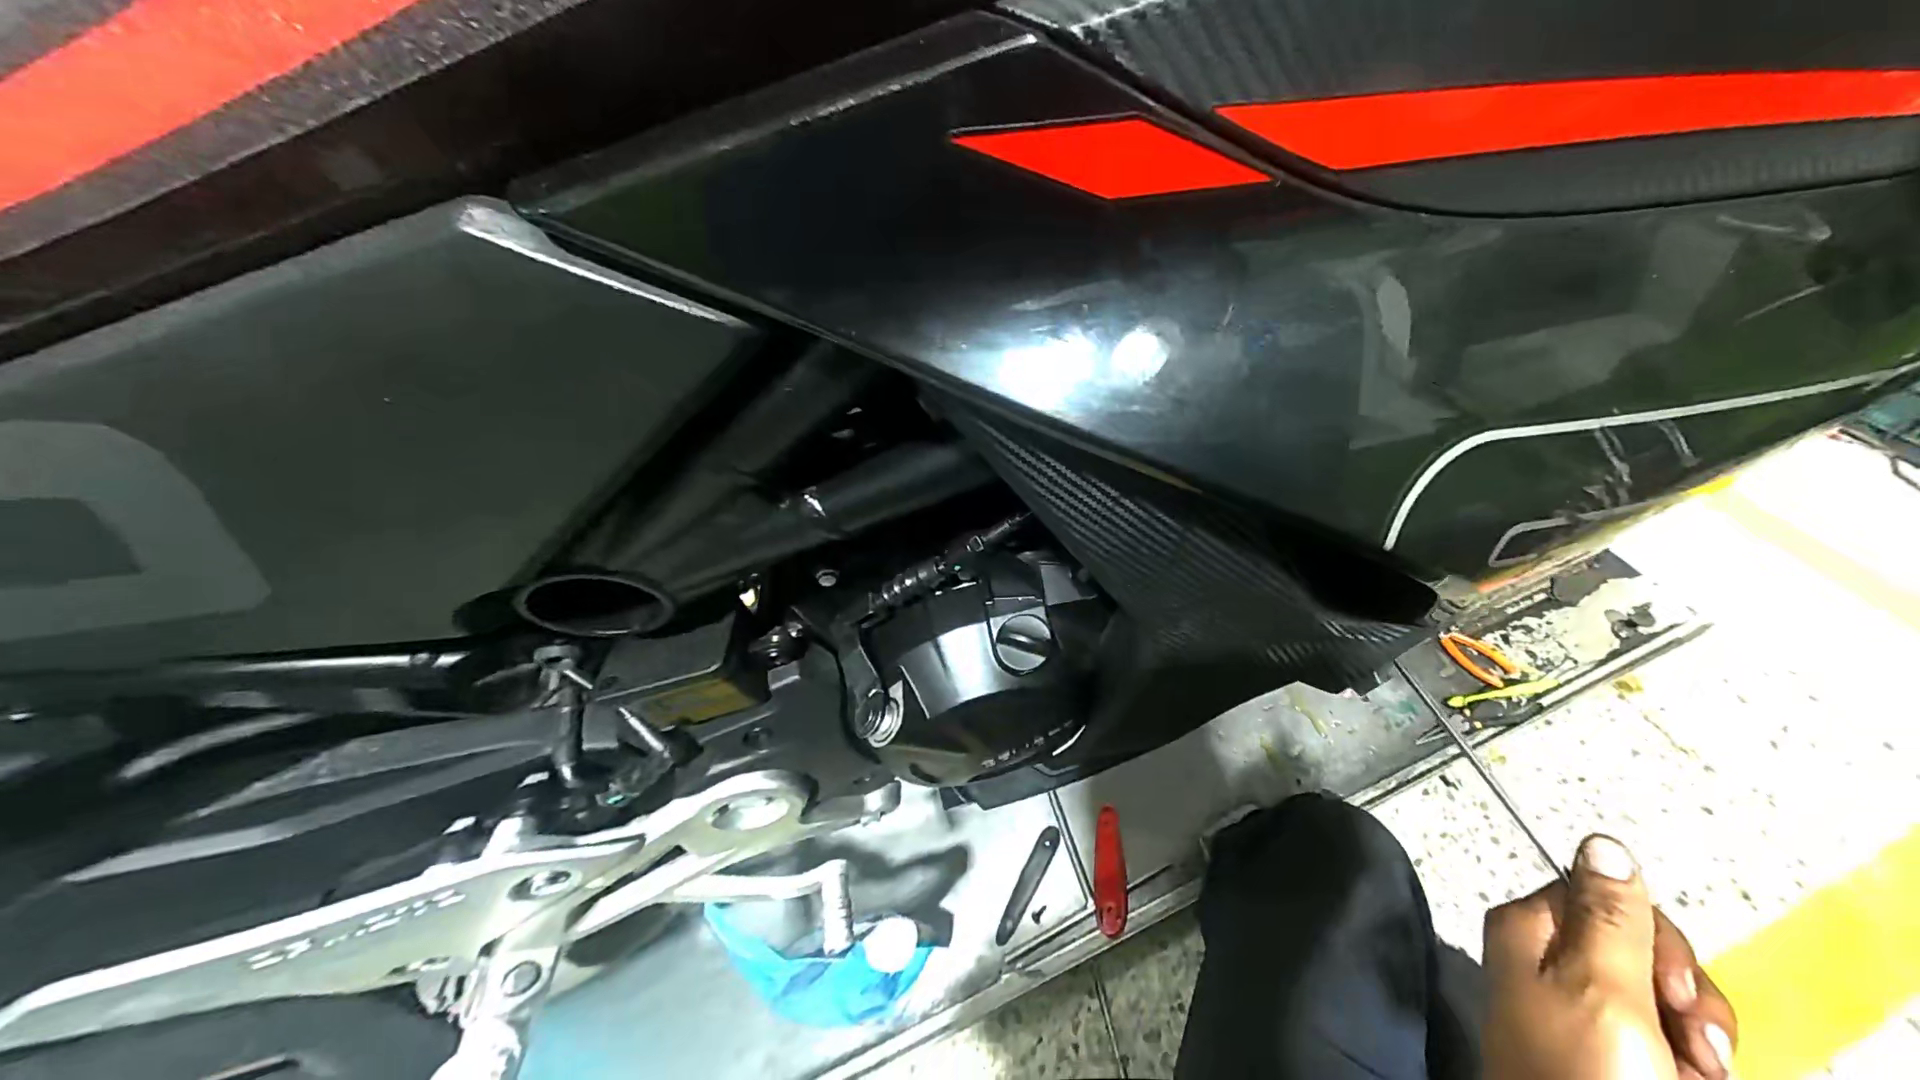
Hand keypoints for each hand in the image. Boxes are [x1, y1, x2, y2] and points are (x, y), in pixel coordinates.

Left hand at [1482, 835, 1738, 1079]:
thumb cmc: (1585, 1070)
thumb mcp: (1599, 985)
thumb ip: (1608, 916)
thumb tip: (1601, 840)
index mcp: (1529, 927)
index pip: (1601, 894)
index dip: (1651, 937)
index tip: (1668, 985)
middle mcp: (1547, 956)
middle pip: (1639, 946)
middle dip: (1682, 995)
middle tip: (1691, 1043)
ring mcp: (1579, 1005)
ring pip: (1662, 998)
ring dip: (1694, 1038)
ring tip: (1691, 1076)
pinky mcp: (1609, 1049)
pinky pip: (1665, 1039)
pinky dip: (1687, 1065)